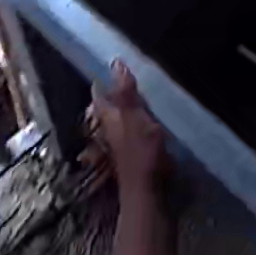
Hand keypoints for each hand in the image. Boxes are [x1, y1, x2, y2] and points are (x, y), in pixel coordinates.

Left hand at [91, 59, 165, 196]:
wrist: (150, 193)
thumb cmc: (140, 153)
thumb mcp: (135, 117)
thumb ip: (125, 93)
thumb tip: (115, 62)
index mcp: (108, 117)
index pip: (100, 92)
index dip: (104, 78)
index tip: (115, 61)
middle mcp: (110, 128)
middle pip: (109, 105)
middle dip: (117, 90)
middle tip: (134, 72)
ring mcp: (122, 141)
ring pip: (122, 117)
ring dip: (131, 106)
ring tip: (147, 90)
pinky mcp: (137, 152)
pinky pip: (136, 128)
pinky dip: (143, 119)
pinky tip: (156, 116)